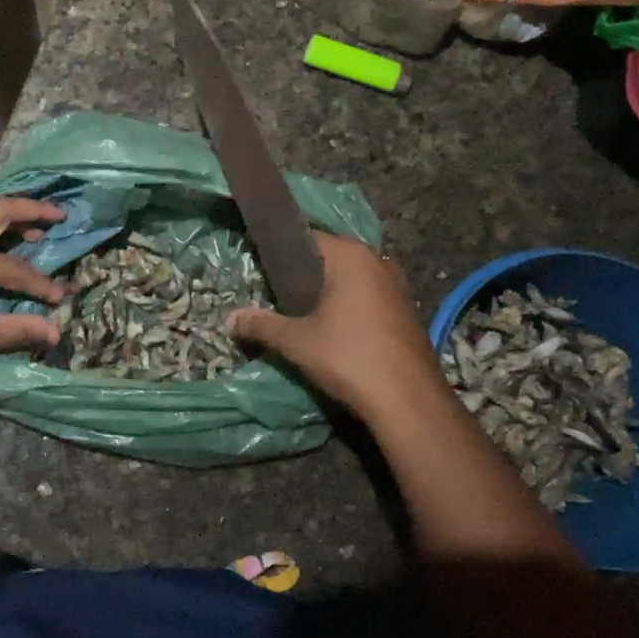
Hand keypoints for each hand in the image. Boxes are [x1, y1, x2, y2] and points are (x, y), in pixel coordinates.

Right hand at [227, 233, 439, 410]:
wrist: (409, 400)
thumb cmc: (349, 358)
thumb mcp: (296, 342)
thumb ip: (262, 325)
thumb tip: (229, 319)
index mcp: (351, 257)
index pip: (308, 237)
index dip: (282, 249)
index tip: (260, 262)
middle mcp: (378, 261)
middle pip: (331, 257)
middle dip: (305, 271)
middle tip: (275, 289)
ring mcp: (397, 286)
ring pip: (352, 277)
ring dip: (329, 289)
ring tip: (301, 308)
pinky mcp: (407, 310)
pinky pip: (369, 295)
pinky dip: (349, 304)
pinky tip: (334, 326)